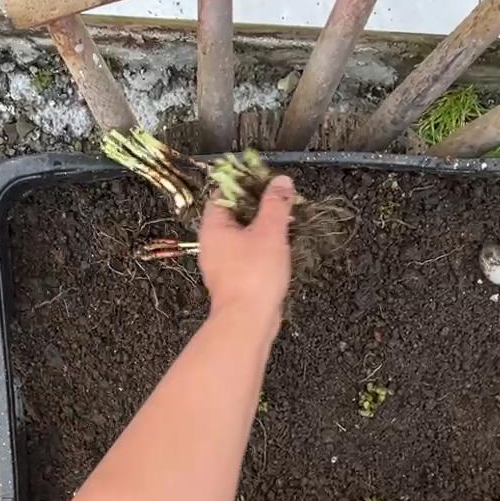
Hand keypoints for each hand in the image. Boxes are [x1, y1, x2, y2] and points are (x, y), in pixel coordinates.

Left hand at [197, 175, 293, 319]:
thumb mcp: (269, 231)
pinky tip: (282, 247)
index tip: (265, 180)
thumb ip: (276, 203)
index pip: (222, 194)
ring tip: (286, 221)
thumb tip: (281, 182)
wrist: (248, 320)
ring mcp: (222, 264)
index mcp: (213, 228)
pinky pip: (248, 256)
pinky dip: (263, 248)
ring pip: (243, 236)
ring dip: (264, 228)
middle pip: (234, 215)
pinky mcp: (235, 280)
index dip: (243, 183)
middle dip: (258, 206)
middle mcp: (212, 245)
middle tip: (281, 200)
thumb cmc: (254, 275)